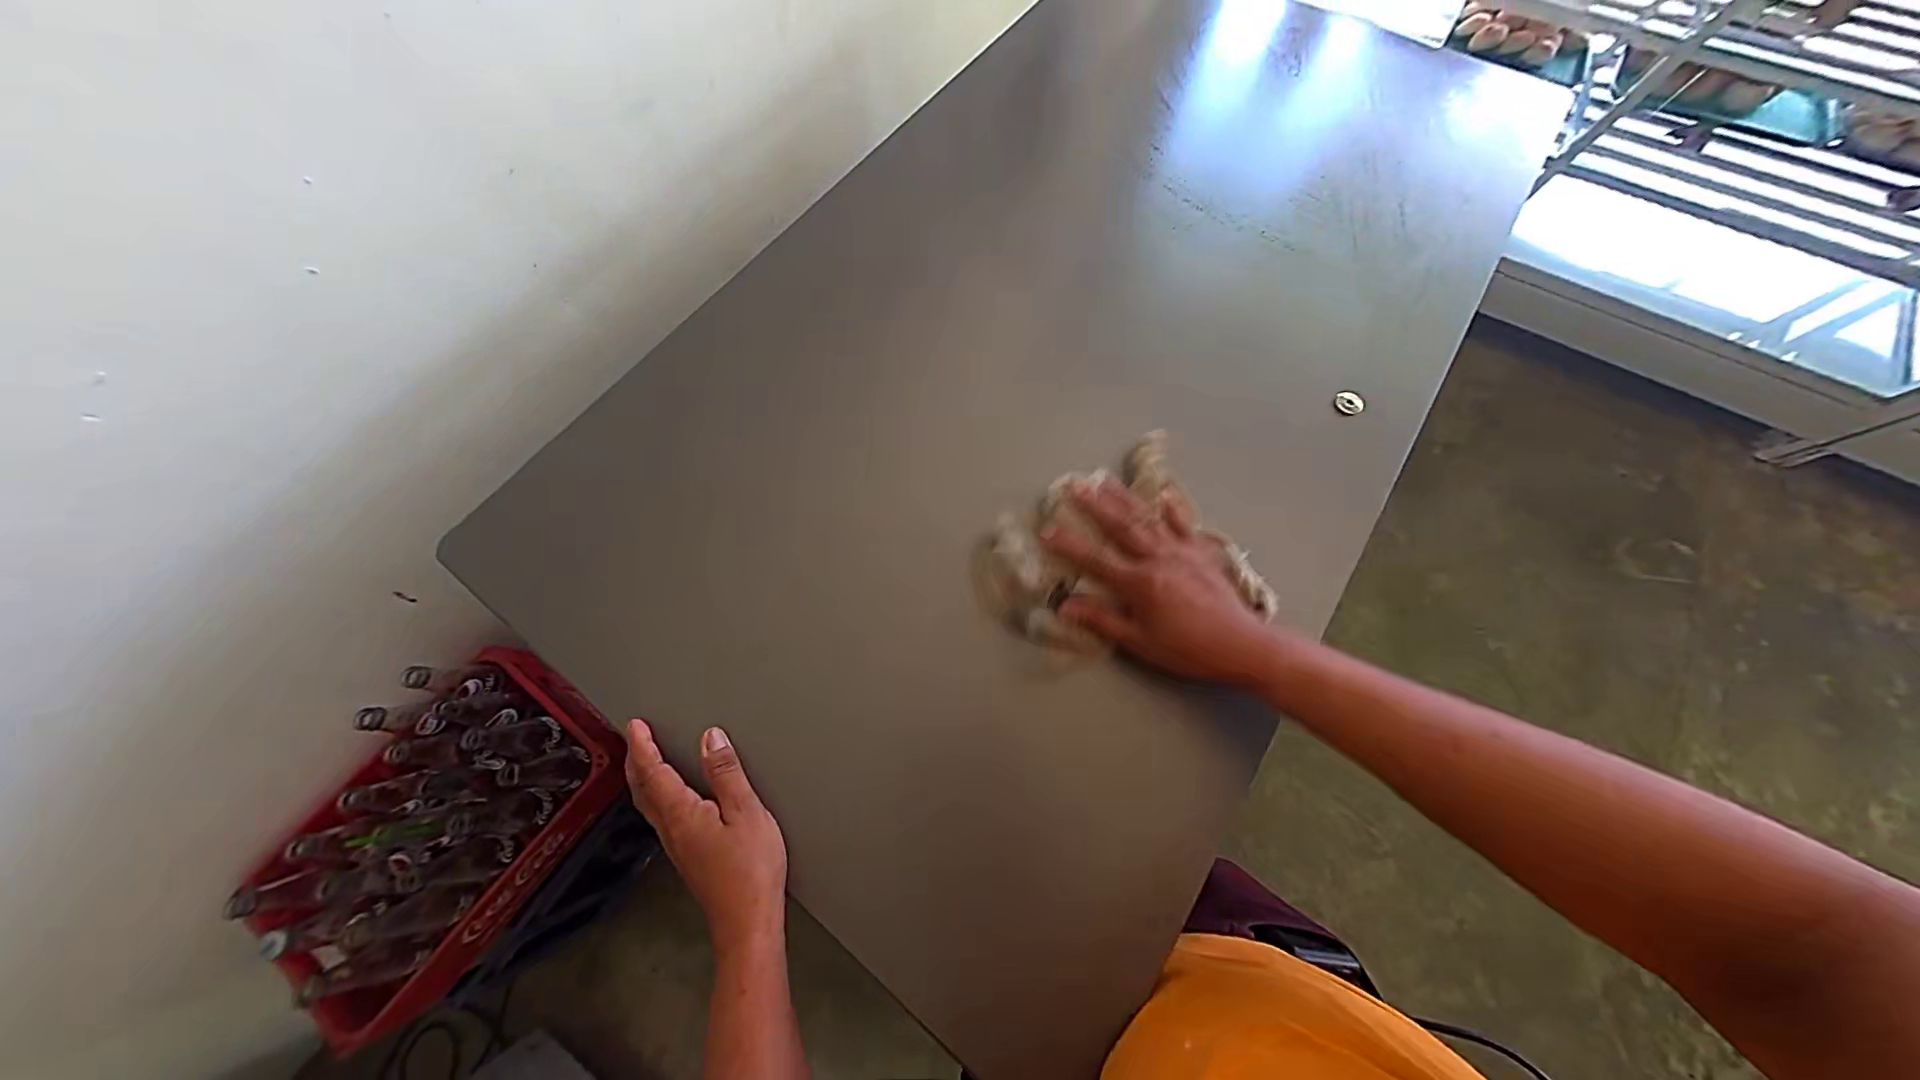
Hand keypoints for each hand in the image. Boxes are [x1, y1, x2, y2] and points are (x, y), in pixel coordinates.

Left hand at [625, 720, 787, 948]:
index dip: (642, 746)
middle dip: (635, 761)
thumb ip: (726, 773)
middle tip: (634, 739)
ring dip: (644, 778)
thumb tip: (711, 739)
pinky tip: (672, 796)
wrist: (747, 920)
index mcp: (682, 814)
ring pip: (649, 805)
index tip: (636, 725)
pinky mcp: (688, 856)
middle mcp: (672, 830)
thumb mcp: (746, 811)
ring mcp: (677, 846)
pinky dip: (658, 795)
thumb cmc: (750, 869)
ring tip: (647, 760)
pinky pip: (662, 816)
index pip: (653, 772)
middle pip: (642, 790)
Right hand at [1040, 477, 1283, 681]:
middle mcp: (1158, 559)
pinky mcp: (1202, 552)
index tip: (1046, 530)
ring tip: (1106, 480)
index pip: (1095, 560)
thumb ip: (1103, 620)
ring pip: (1148, 518)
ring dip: (1125, 497)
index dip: (1068, 545)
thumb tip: (1066, 606)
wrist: (1243, 644)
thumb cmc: (1188, 649)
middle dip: (1095, 505)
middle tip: (1075, 485)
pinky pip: (1185, 523)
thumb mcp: (1141, 642)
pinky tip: (1164, 494)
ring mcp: (1182, 551)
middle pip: (1121, 526)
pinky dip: (1173, 507)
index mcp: (1139, 583)